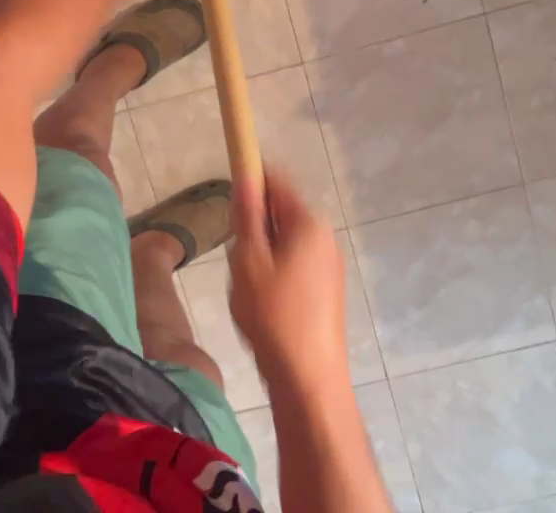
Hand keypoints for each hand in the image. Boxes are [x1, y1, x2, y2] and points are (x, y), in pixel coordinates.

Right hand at [229, 168, 350, 392]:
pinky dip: (272, 276)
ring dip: (259, 256)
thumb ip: (246, 214)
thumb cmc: (274, 316)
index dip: (248, 181)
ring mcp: (329, 264)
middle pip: (279, 212)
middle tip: (238, 261)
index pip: (275, 179)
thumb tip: (245, 173)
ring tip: (249, 291)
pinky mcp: (327, 289)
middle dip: (252, 229)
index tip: (227, 205)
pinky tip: (263, 308)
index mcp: (308, 223)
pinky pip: (292, 265)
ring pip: (282, 242)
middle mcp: (324, 237)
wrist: (309, 380)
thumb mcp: (249, 260)